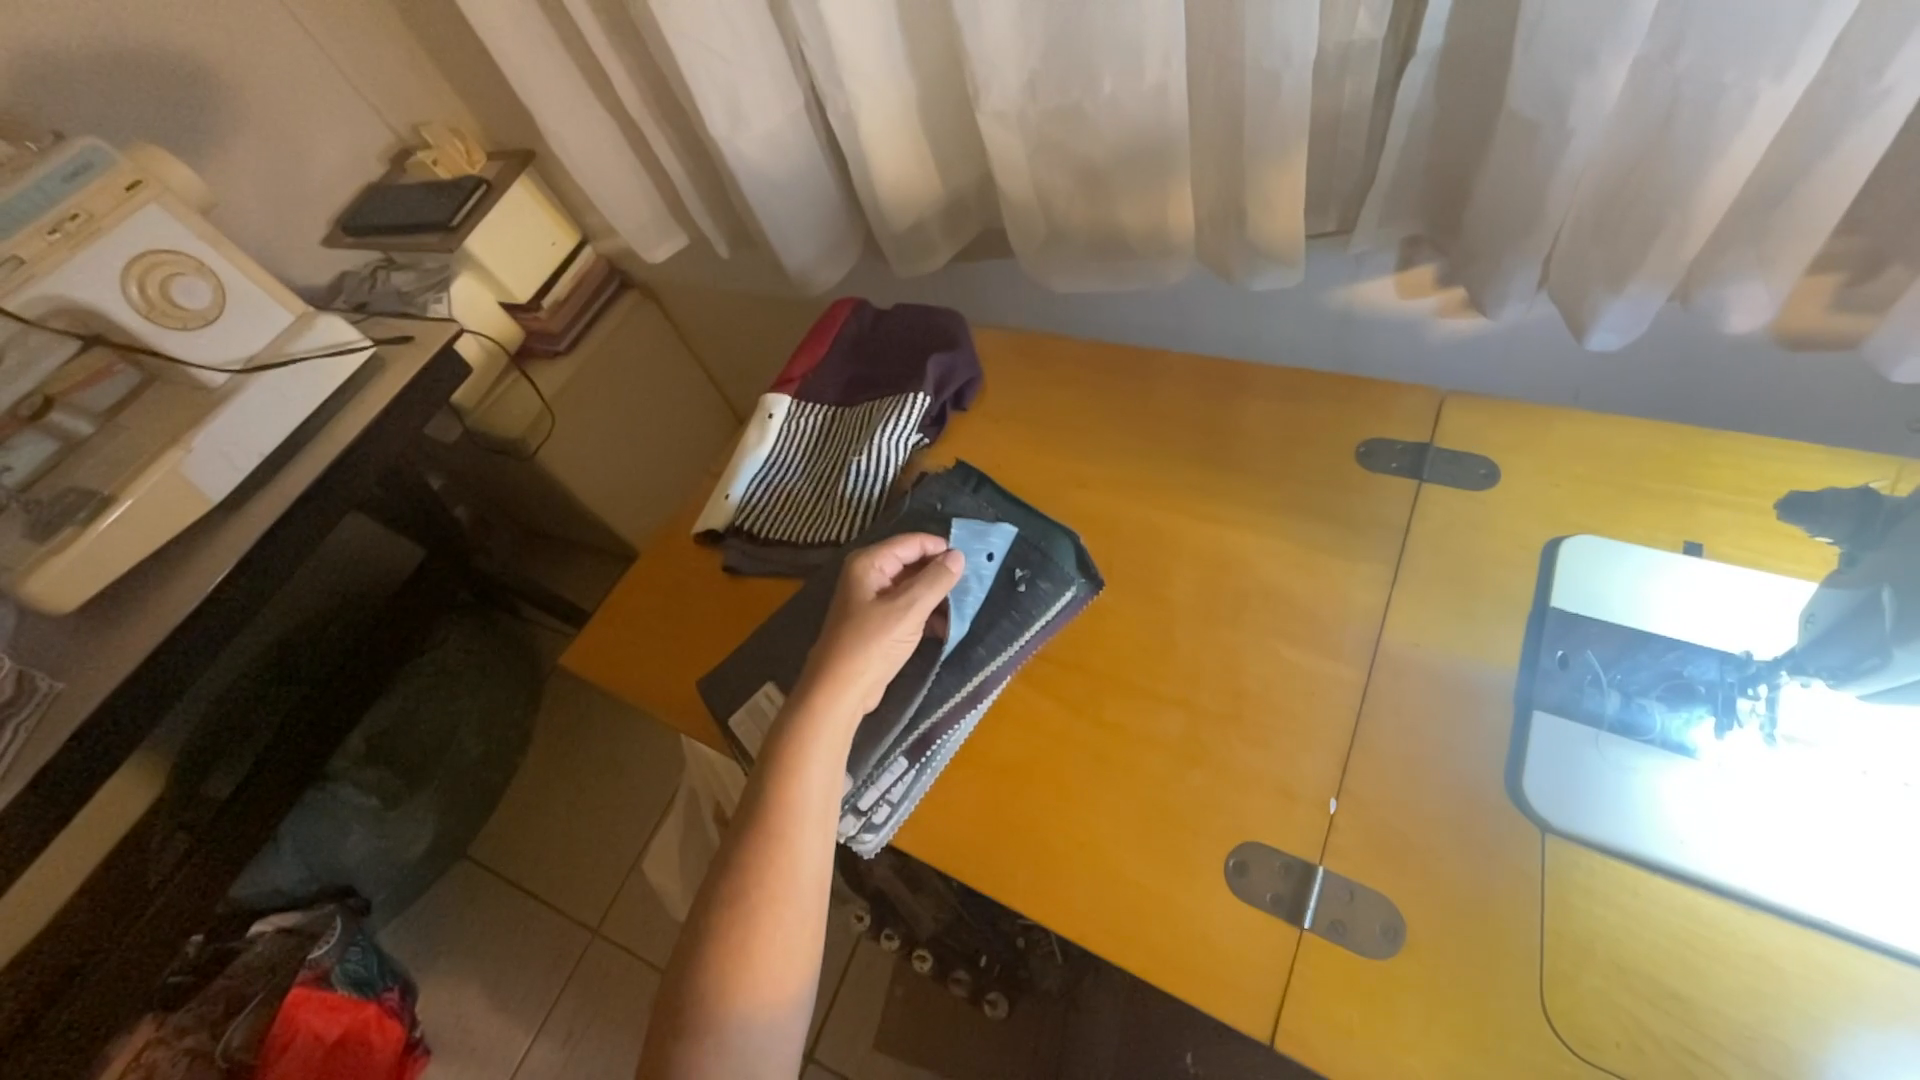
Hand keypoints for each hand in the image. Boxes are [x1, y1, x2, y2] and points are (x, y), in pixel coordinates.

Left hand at [797, 533, 963, 719]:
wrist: (840, 691)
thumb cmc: (872, 644)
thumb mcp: (908, 609)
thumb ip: (936, 580)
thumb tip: (958, 556)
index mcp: (870, 563)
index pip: (912, 542)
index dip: (941, 549)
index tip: (971, 561)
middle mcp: (869, 576)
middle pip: (913, 563)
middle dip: (940, 575)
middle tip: (971, 586)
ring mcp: (872, 600)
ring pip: (913, 588)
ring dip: (936, 597)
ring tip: (962, 609)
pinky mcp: (878, 623)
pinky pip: (908, 609)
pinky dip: (926, 615)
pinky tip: (945, 628)